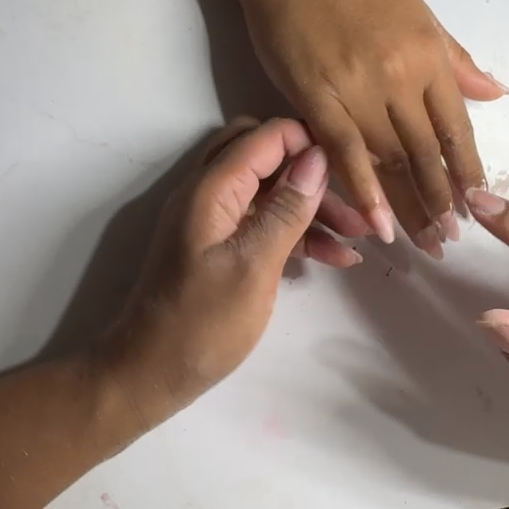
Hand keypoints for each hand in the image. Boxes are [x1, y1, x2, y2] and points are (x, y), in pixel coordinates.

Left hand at [96, 117, 366, 412]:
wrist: (148, 373)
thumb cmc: (202, 324)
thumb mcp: (254, 266)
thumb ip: (286, 210)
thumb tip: (317, 158)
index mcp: (210, 188)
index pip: (265, 136)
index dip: (310, 142)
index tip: (354, 165)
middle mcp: (207, 192)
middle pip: (266, 157)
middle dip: (312, 173)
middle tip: (355, 199)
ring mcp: (212, 219)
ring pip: (268, 191)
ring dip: (311, 208)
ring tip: (360, 237)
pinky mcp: (218, 246)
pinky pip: (262, 223)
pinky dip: (295, 234)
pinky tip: (335, 258)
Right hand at [235, 0, 508, 256]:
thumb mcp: (417, 12)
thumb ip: (454, 59)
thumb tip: (495, 94)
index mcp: (429, 55)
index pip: (456, 127)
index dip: (467, 171)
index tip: (476, 205)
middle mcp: (400, 77)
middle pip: (427, 152)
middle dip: (441, 201)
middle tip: (450, 240)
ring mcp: (358, 90)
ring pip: (391, 160)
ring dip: (409, 206)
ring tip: (423, 243)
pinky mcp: (317, 99)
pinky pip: (346, 153)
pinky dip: (364, 192)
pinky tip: (378, 224)